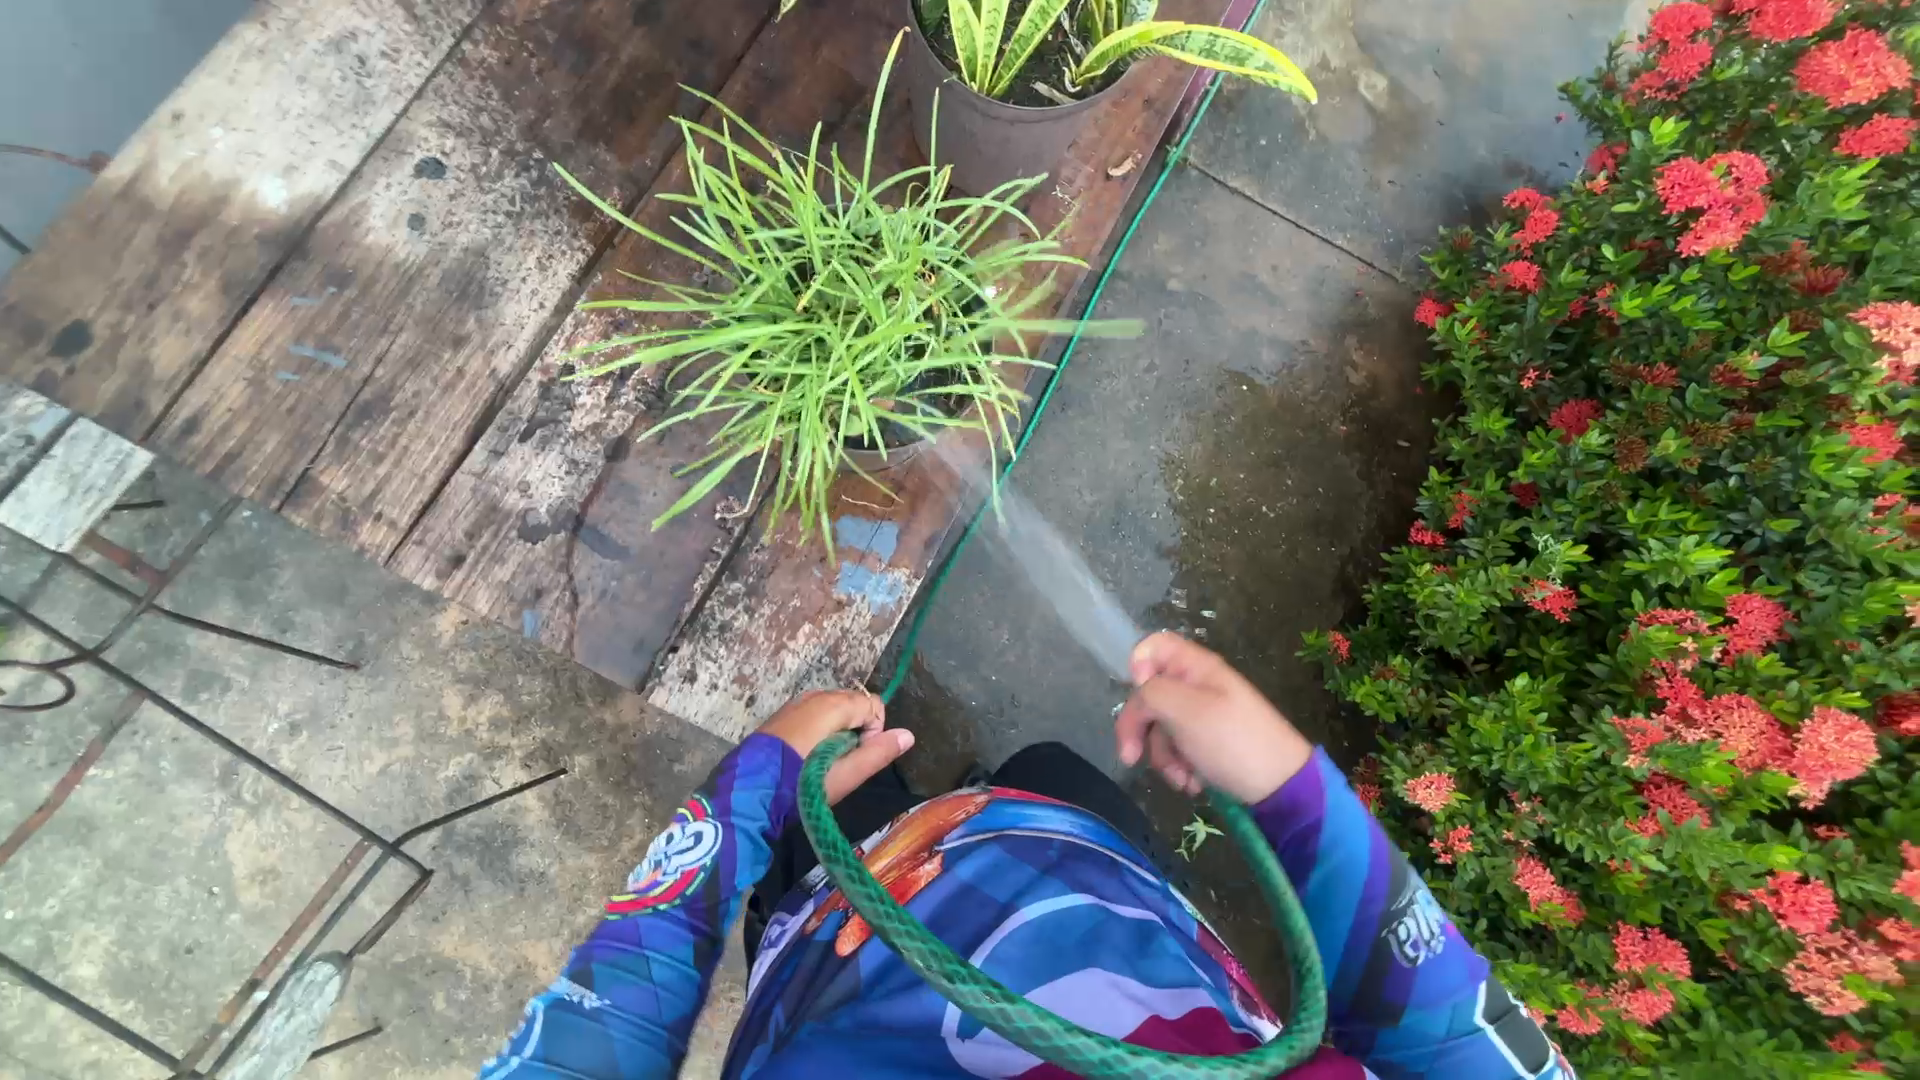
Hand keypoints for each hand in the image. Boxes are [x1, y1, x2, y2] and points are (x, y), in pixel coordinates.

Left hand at [758, 689, 914, 803]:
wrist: (749, 793)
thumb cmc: (803, 784)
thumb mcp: (846, 774)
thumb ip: (879, 752)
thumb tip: (908, 734)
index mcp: (835, 704)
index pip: (874, 704)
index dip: (874, 731)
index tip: (859, 757)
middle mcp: (816, 694)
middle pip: (853, 703)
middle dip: (856, 728)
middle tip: (841, 762)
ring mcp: (796, 702)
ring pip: (833, 707)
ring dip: (837, 729)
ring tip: (823, 760)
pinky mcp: (782, 714)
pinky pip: (813, 712)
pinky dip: (819, 728)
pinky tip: (806, 754)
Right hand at [1114, 631, 1313, 803]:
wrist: (1282, 788)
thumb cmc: (1234, 742)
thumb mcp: (1186, 711)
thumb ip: (1150, 693)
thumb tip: (1137, 691)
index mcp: (1195, 668)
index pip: (1154, 647)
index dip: (1137, 666)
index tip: (1139, 697)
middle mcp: (1196, 686)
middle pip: (1148, 695)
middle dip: (1140, 729)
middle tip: (1132, 757)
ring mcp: (1202, 716)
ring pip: (1159, 727)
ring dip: (1162, 756)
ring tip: (1182, 778)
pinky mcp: (1206, 743)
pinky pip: (1176, 749)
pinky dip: (1178, 767)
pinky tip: (1192, 783)